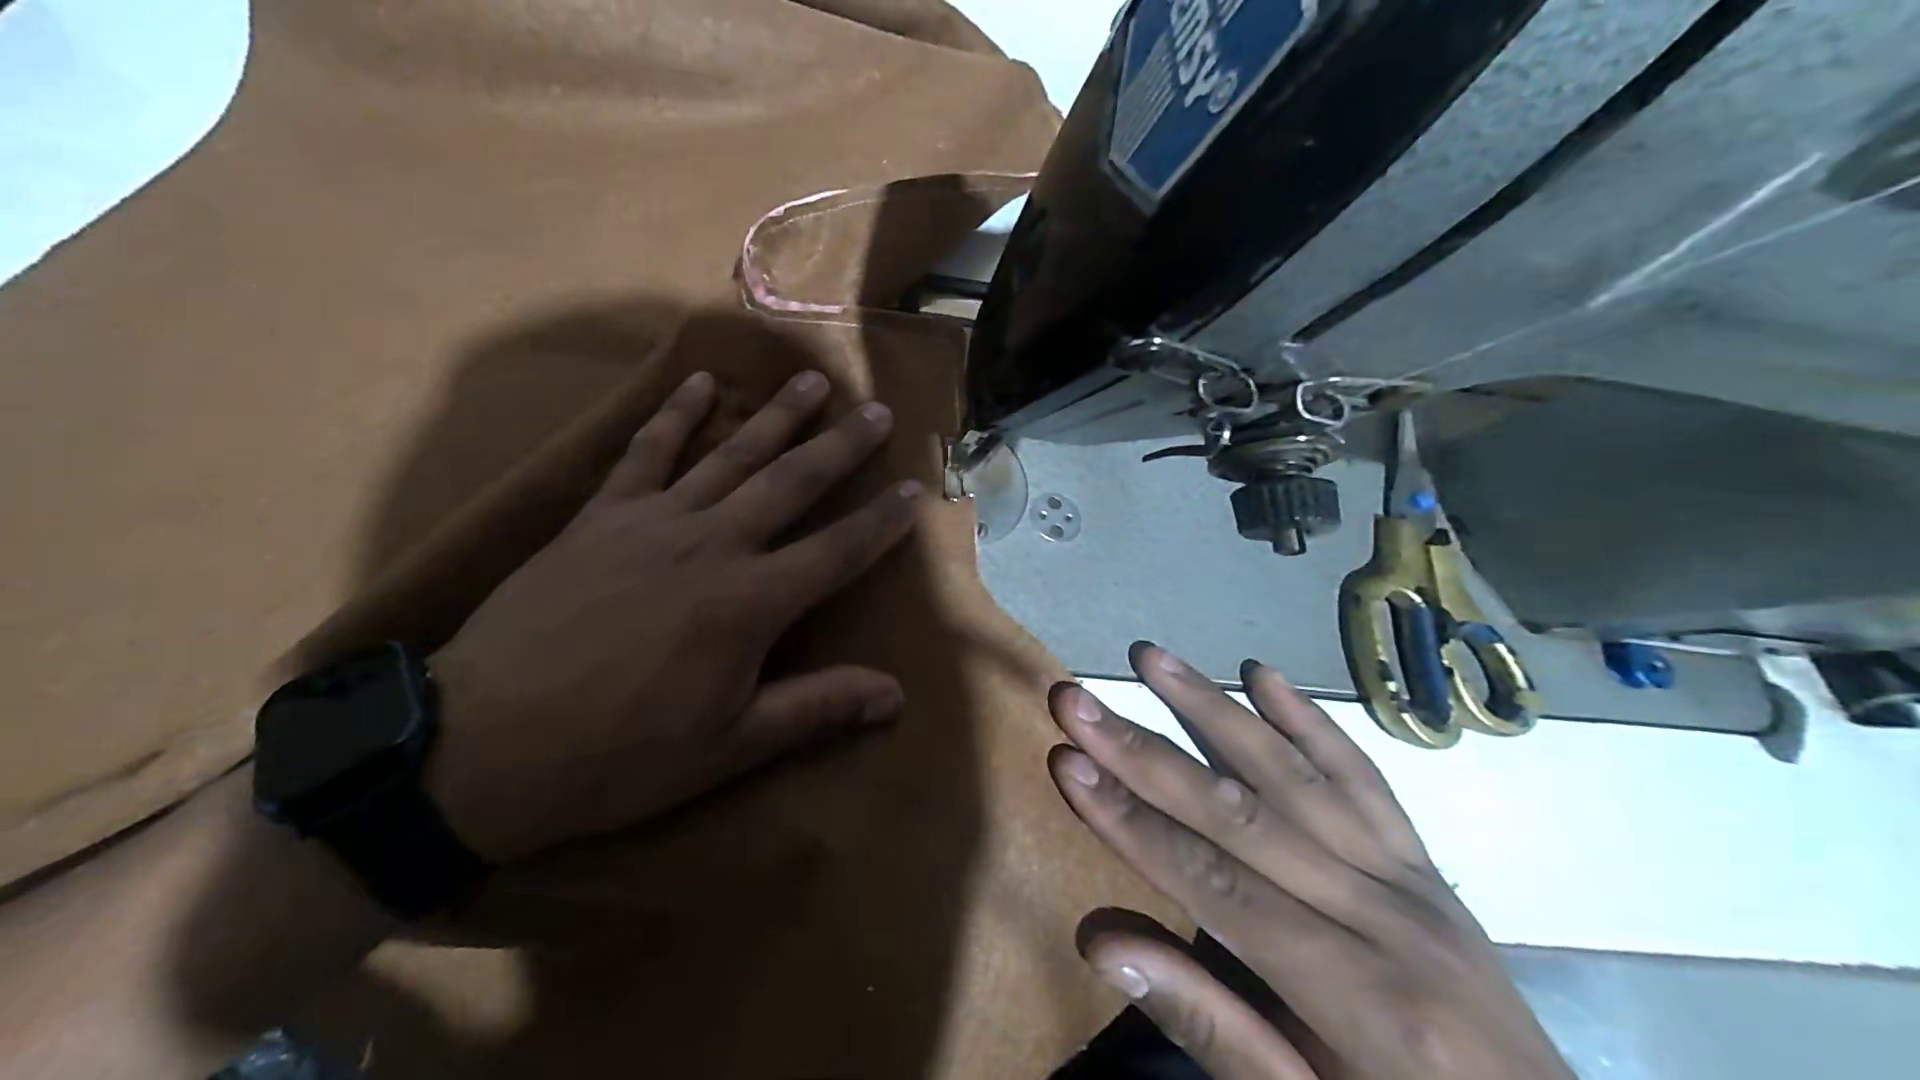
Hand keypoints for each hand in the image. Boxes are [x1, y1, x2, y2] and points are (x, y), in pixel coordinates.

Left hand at [425, 369, 922, 860]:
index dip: (883, 522)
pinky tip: (701, 383)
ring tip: (812, 383)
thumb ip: (817, 707)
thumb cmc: (621, 755)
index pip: (838, 551)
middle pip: (792, 483)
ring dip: (776, 416)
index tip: (915, 491)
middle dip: (841, 446)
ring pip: (730, 454)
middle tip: (877, 411)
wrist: (483, 745)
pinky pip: (645, 452)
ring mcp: (652, 522)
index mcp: (751, 603)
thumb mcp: (730, 745)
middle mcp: (712, 545)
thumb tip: (896, 695)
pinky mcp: (599, 517)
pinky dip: (675, 415)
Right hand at [1046, 643, 1573, 1079]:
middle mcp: (1385, 915)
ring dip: (1213, 707)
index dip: (1131, 821)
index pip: (1214, 884)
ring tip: (1150, 657)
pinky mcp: (1422, 859)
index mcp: (1361, 997)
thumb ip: (1210, 1026)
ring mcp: (1410, 876)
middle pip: (1240, 812)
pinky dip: (1307, 720)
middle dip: (1144, 750)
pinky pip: (1362, 774)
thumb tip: (1101, 940)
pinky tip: (1262, 673)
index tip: (1066, 760)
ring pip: (1293, 771)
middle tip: (1077, 698)